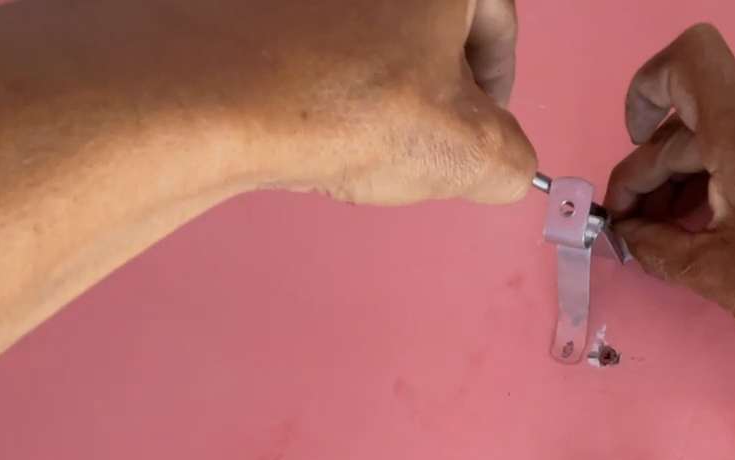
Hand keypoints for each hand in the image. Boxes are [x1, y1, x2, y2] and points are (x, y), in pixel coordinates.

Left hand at [189, 0, 537, 205]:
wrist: (223, 97)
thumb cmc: (344, 106)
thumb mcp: (469, 154)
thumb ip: (512, 163)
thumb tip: (506, 168)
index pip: (497, 21)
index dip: (497, 92)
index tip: (481, 135)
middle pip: (432, 32)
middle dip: (433, 98)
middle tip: (418, 149)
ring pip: (374, 43)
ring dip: (381, 99)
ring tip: (359, 144)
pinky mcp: (270, 9)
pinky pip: (320, 47)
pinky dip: (329, 90)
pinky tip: (317, 128)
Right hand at [606, 25, 734, 383]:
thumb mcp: (716, 278)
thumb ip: (656, 245)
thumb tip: (625, 231)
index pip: (688, 62)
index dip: (646, 92)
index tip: (635, 148)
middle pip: (699, 119)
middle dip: (653, 170)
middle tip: (632, 227)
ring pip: (730, 133)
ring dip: (688, 177)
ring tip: (671, 235)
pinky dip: (727, 176)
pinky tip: (717, 225)